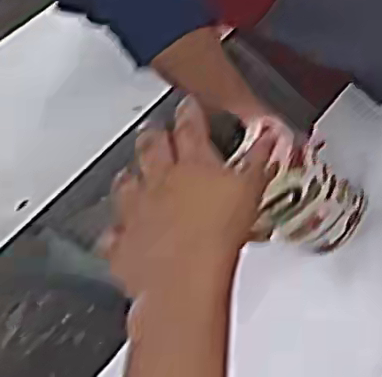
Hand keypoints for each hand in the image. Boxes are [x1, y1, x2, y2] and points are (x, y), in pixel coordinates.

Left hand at [100, 97, 279, 300]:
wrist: (184, 277)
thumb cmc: (223, 228)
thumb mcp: (253, 186)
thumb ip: (260, 158)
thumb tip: (270, 135)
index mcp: (193, 163)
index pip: (189, 128)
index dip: (188, 113)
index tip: (186, 103)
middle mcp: (160, 182)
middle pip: (151, 150)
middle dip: (153, 136)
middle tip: (152, 128)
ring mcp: (136, 213)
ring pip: (126, 186)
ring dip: (129, 176)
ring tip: (128, 171)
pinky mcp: (121, 244)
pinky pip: (112, 232)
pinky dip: (115, 227)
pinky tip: (116, 227)